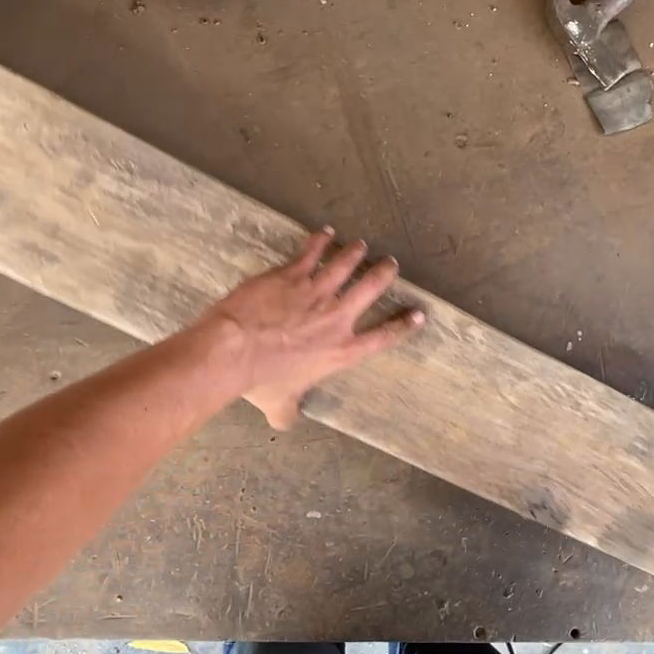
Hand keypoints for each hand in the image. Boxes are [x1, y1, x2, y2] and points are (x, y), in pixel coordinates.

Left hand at [196, 227, 423, 428]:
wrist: (234, 350)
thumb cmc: (259, 382)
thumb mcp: (280, 405)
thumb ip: (289, 412)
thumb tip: (285, 422)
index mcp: (341, 351)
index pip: (383, 337)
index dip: (403, 325)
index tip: (418, 315)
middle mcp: (337, 317)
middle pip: (371, 288)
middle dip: (384, 273)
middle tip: (390, 264)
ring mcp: (316, 291)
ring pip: (346, 264)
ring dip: (356, 252)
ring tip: (362, 245)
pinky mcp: (292, 274)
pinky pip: (312, 252)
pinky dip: (321, 240)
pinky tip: (326, 231)